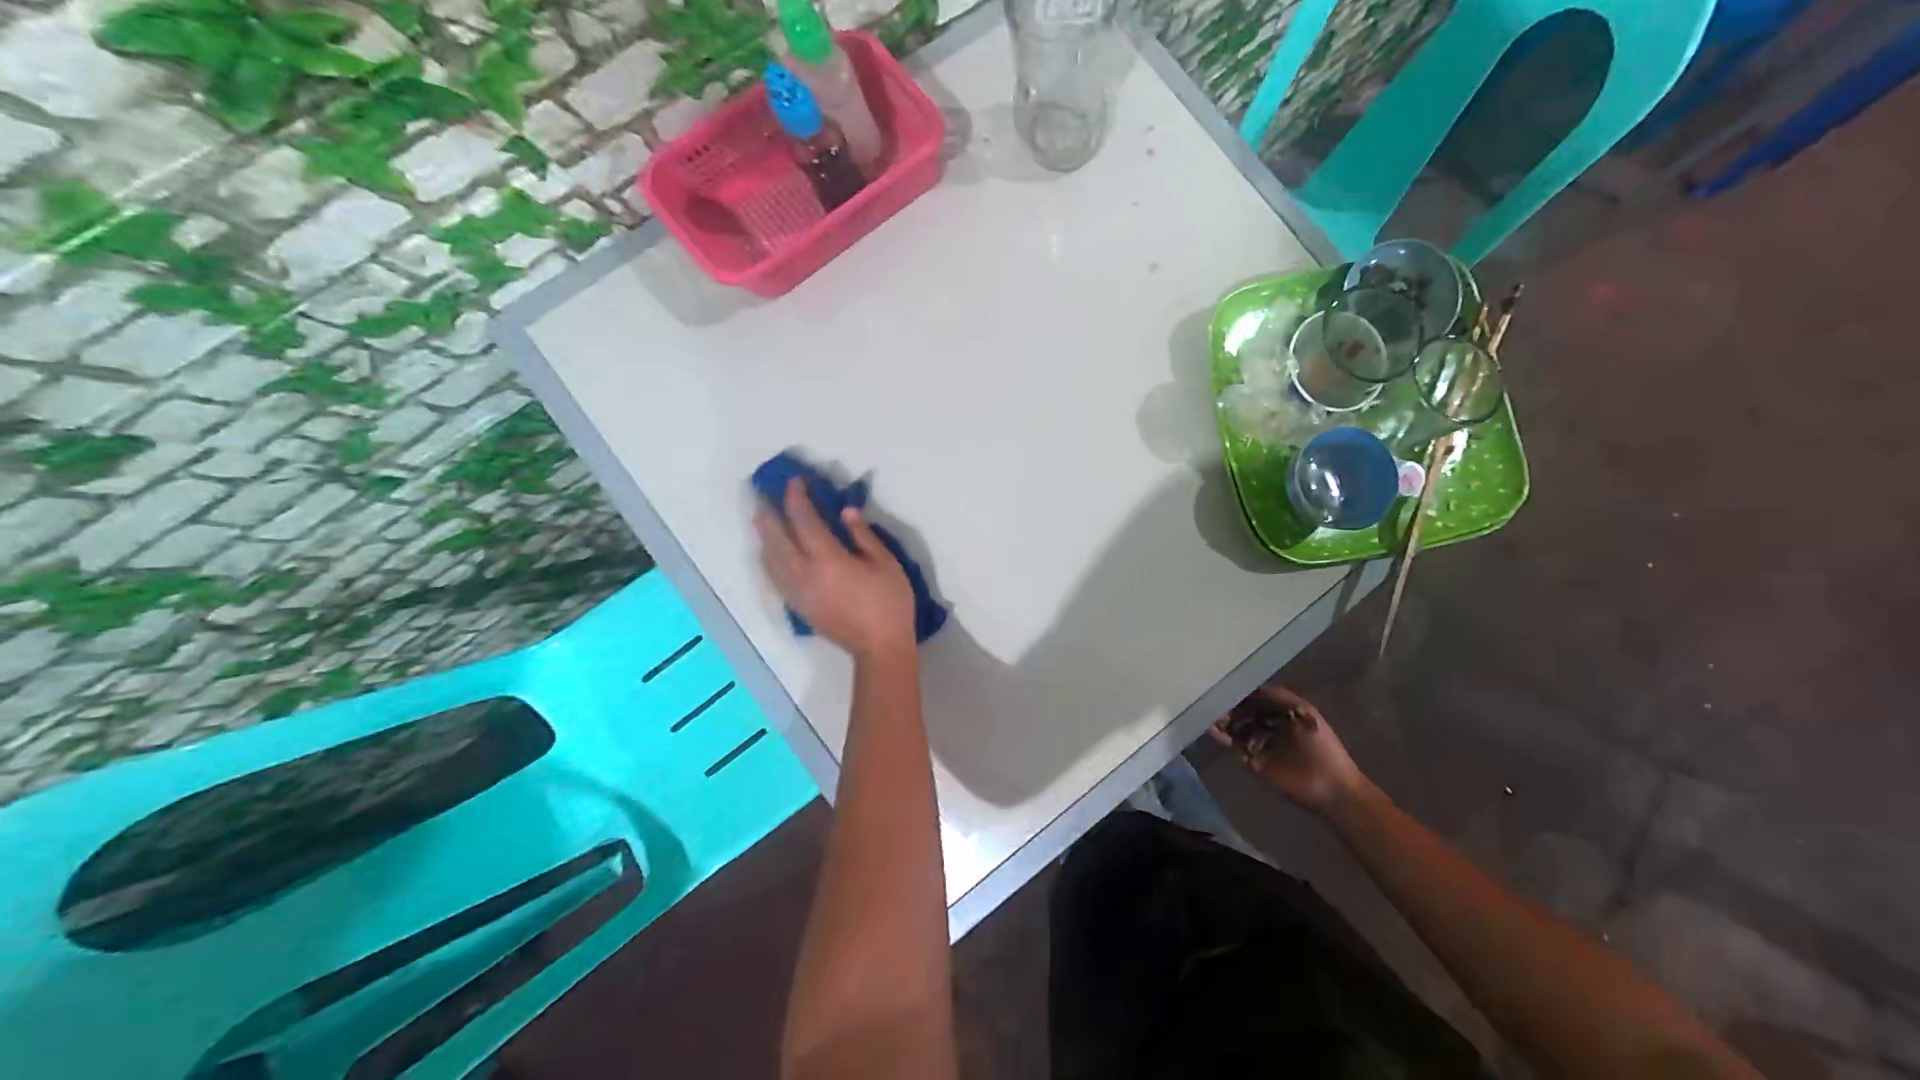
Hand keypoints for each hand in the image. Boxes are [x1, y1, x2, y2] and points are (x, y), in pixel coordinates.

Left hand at [755, 478, 916, 662]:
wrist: (880, 648)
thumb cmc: (890, 603)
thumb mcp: (885, 563)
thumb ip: (863, 535)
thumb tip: (846, 512)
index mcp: (828, 559)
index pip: (804, 521)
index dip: (797, 498)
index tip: (795, 481)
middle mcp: (804, 573)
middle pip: (777, 538)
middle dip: (770, 514)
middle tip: (765, 494)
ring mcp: (797, 592)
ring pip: (771, 559)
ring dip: (764, 536)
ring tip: (760, 519)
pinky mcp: (798, 606)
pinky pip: (774, 577)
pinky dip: (768, 559)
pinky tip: (769, 553)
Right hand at [1208, 685, 1365, 815]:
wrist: (1330, 787)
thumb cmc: (1322, 747)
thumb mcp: (1305, 712)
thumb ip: (1278, 696)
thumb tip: (1250, 686)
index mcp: (1284, 713)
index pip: (1258, 698)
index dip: (1244, 691)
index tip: (1226, 681)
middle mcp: (1270, 726)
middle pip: (1244, 711)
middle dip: (1230, 704)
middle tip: (1211, 696)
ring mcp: (1260, 743)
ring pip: (1236, 727)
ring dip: (1222, 718)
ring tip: (1204, 708)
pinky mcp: (1252, 760)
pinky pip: (1233, 744)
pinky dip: (1219, 736)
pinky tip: (1207, 726)